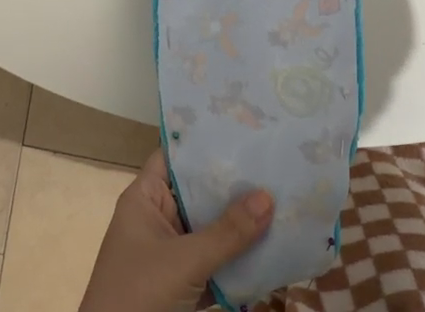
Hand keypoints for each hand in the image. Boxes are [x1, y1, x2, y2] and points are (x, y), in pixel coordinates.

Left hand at [78, 150, 272, 311]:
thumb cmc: (139, 294)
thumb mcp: (185, 261)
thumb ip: (227, 232)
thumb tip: (268, 194)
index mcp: (144, 199)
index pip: (175, 157)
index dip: (206, 144)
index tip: (245, 131)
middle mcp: (157, 219)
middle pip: (199, 194)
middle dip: (234, 187)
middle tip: (277, 166)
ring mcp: (170, 253)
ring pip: (210, 230)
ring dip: (241, 225)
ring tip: (285, 202)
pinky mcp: (183, 284)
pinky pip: (215, 263)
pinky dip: (238, 260)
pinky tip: (273, 250)